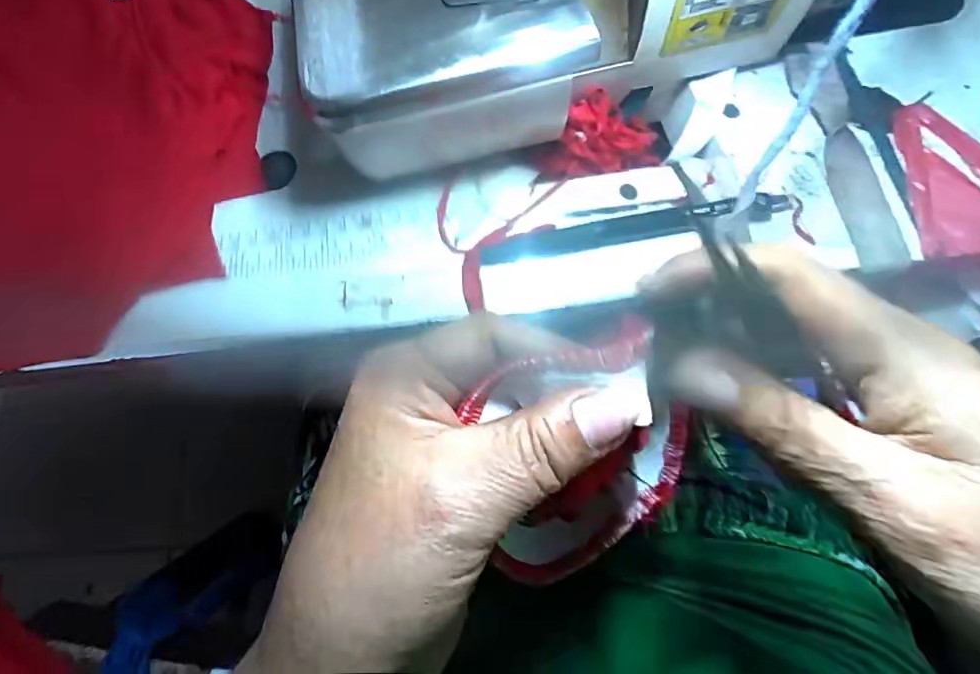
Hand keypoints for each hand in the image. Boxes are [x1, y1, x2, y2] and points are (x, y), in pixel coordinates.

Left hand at [239, 316, 647, 673]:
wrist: (344, 645)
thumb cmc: (390, 552)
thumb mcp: (465, 491)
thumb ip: (541, 444)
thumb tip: (624, 399)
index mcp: (405, 372)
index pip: (489, 336)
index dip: (555, 350)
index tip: (625, 377)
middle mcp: (418, 392)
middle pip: (505, 373)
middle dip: (566, 396)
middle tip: (635, 422)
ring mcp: (435, 437)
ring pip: (513, 417)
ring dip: (564, 437)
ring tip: (623, 455)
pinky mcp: (453, 480)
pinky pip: (511, 458)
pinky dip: (550, 469)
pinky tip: (589, 486)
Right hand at [646, 246, 979, 673]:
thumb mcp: (900, 506)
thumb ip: (785, 425)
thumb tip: (680, 362)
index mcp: (906, 351)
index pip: (788, 272)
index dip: (707, 266)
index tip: (643, 293)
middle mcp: (897, 346)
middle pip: (778, 293)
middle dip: (702, 301)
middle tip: (639, 336)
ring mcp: (896, 378)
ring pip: (785, 331)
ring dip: (718, 337)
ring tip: (661, 361)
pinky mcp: (890, 412)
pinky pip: (801, 371)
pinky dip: (747, 374)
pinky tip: (718, 394)